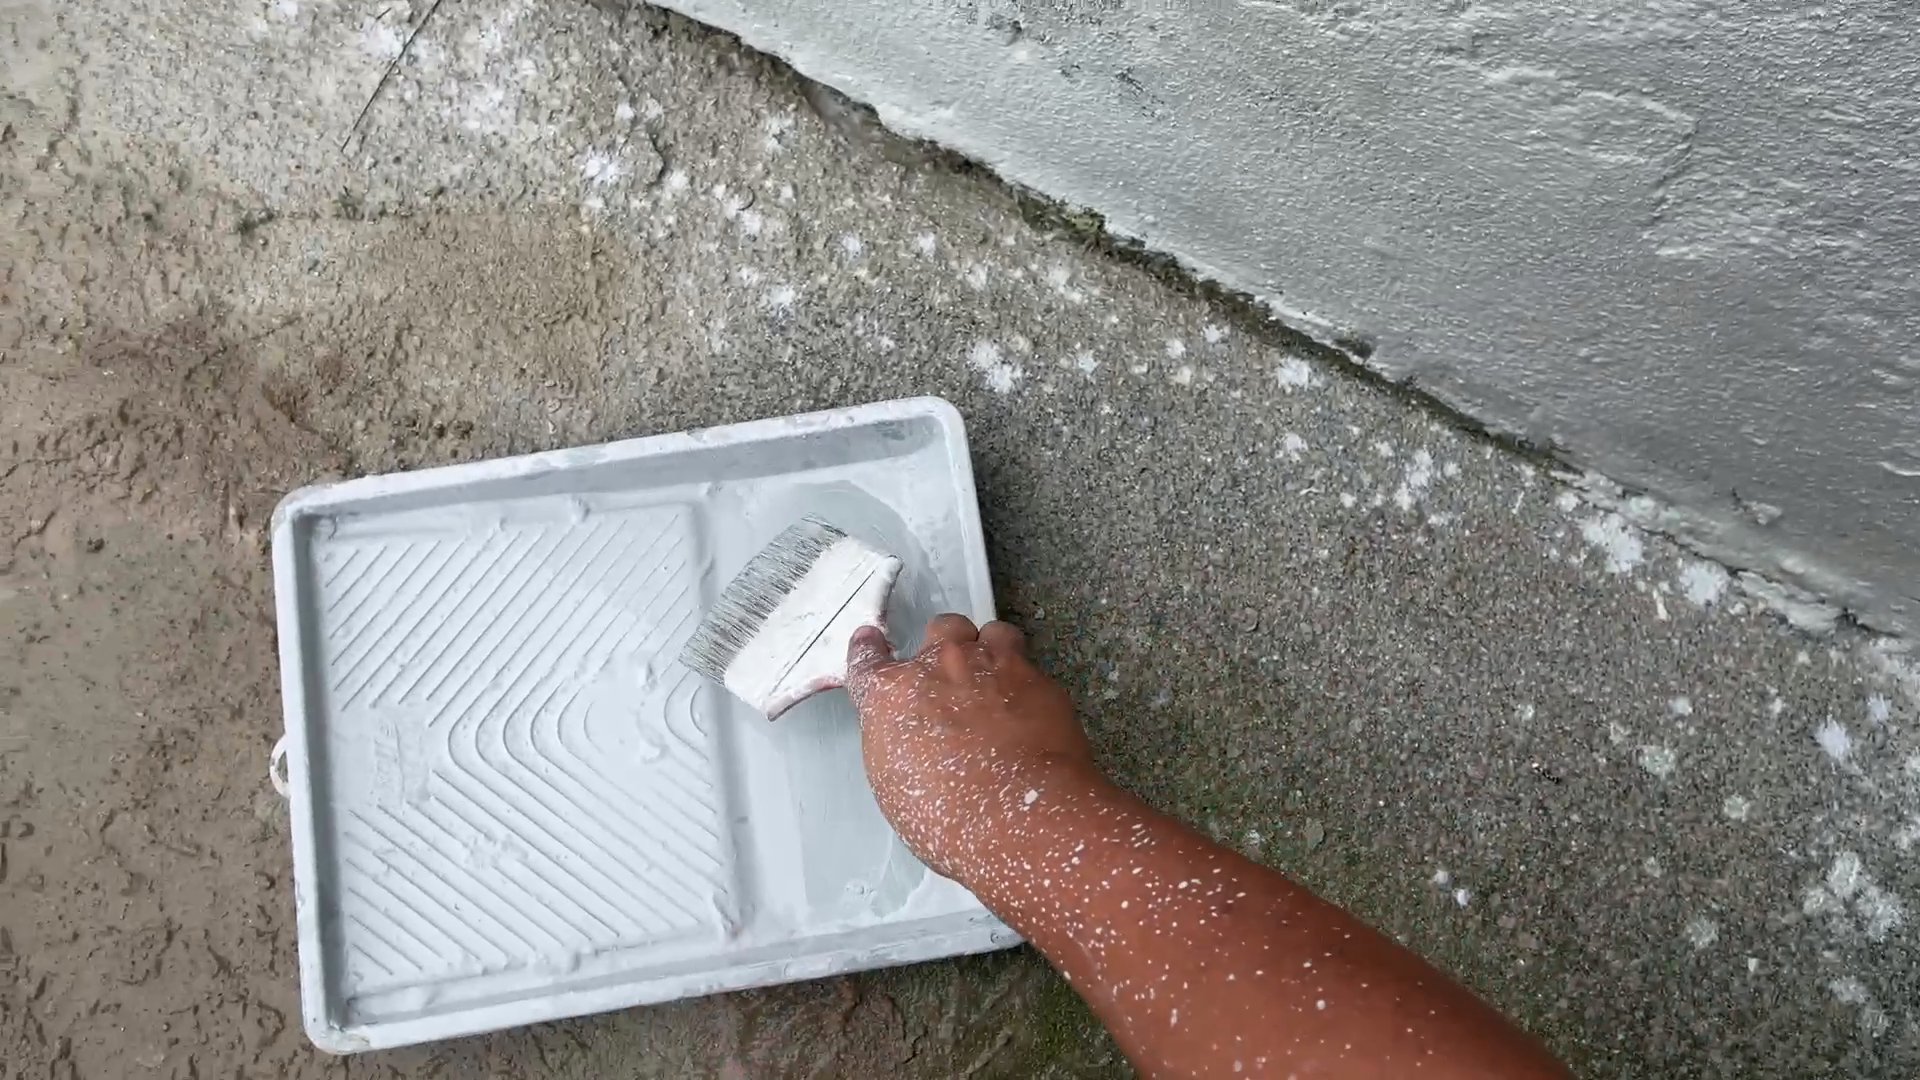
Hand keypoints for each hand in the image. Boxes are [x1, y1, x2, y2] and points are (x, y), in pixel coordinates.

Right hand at [845, 615, 1096, 875]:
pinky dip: (1028, 684)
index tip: (871, 642)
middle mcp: (940, 665)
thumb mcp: (896, 782)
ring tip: (999, 681)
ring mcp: (992, 664)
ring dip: (993, 652)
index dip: (869, 650)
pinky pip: (1030, 666)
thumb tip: (915, 733)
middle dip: (948, 646)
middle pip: (942, 628)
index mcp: (891, 693)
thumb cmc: (946, 818)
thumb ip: (900, 737)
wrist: (1019, 819)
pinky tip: (1033, 713)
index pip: (868, 658)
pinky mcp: (1038, 678)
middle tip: (955, 676)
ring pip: (993, 633)